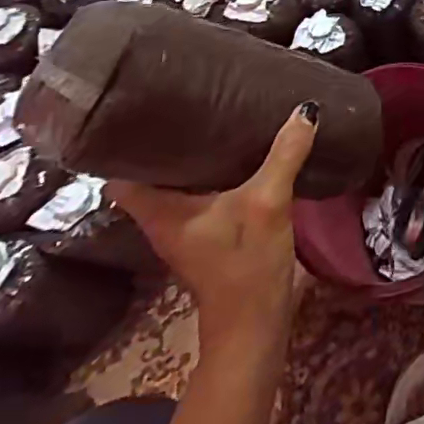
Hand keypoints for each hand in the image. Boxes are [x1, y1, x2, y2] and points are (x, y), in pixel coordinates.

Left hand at [110, 103, 317, 347]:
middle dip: (168, 139)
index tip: (142, 107)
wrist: (255, 323)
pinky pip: (203, 190)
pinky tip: (241, 153)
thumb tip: (303, 110)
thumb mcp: (267, 203)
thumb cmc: (245, 263)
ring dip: (194, 155)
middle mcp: (163, 217)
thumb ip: (284, 156)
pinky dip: (215, 171)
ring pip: (180, 181)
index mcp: (158, 210)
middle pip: (152, 171)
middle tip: (190, 101)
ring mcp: (186, 226)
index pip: (120, 171)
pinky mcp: (209, 231)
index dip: (124, 141)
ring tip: (217, 117)